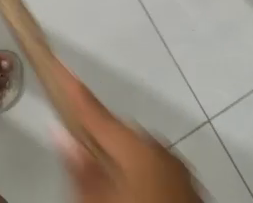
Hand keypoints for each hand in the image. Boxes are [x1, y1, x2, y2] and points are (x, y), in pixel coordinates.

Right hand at [54, 66, 202, 202]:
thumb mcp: (98, 202)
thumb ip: (80, 169)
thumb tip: (62, 134)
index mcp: (136, 147)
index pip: (95, 111)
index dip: (74, 89)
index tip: (60, 63)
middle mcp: (161, 150)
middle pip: (119, 133)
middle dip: (99, 138)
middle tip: (78, 152)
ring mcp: (180, 171)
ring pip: (139, 154)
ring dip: (120, 160)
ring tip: (105, 186)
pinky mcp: (191, 191)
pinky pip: (156, 171)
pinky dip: (140, 176)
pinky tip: (131, 195)